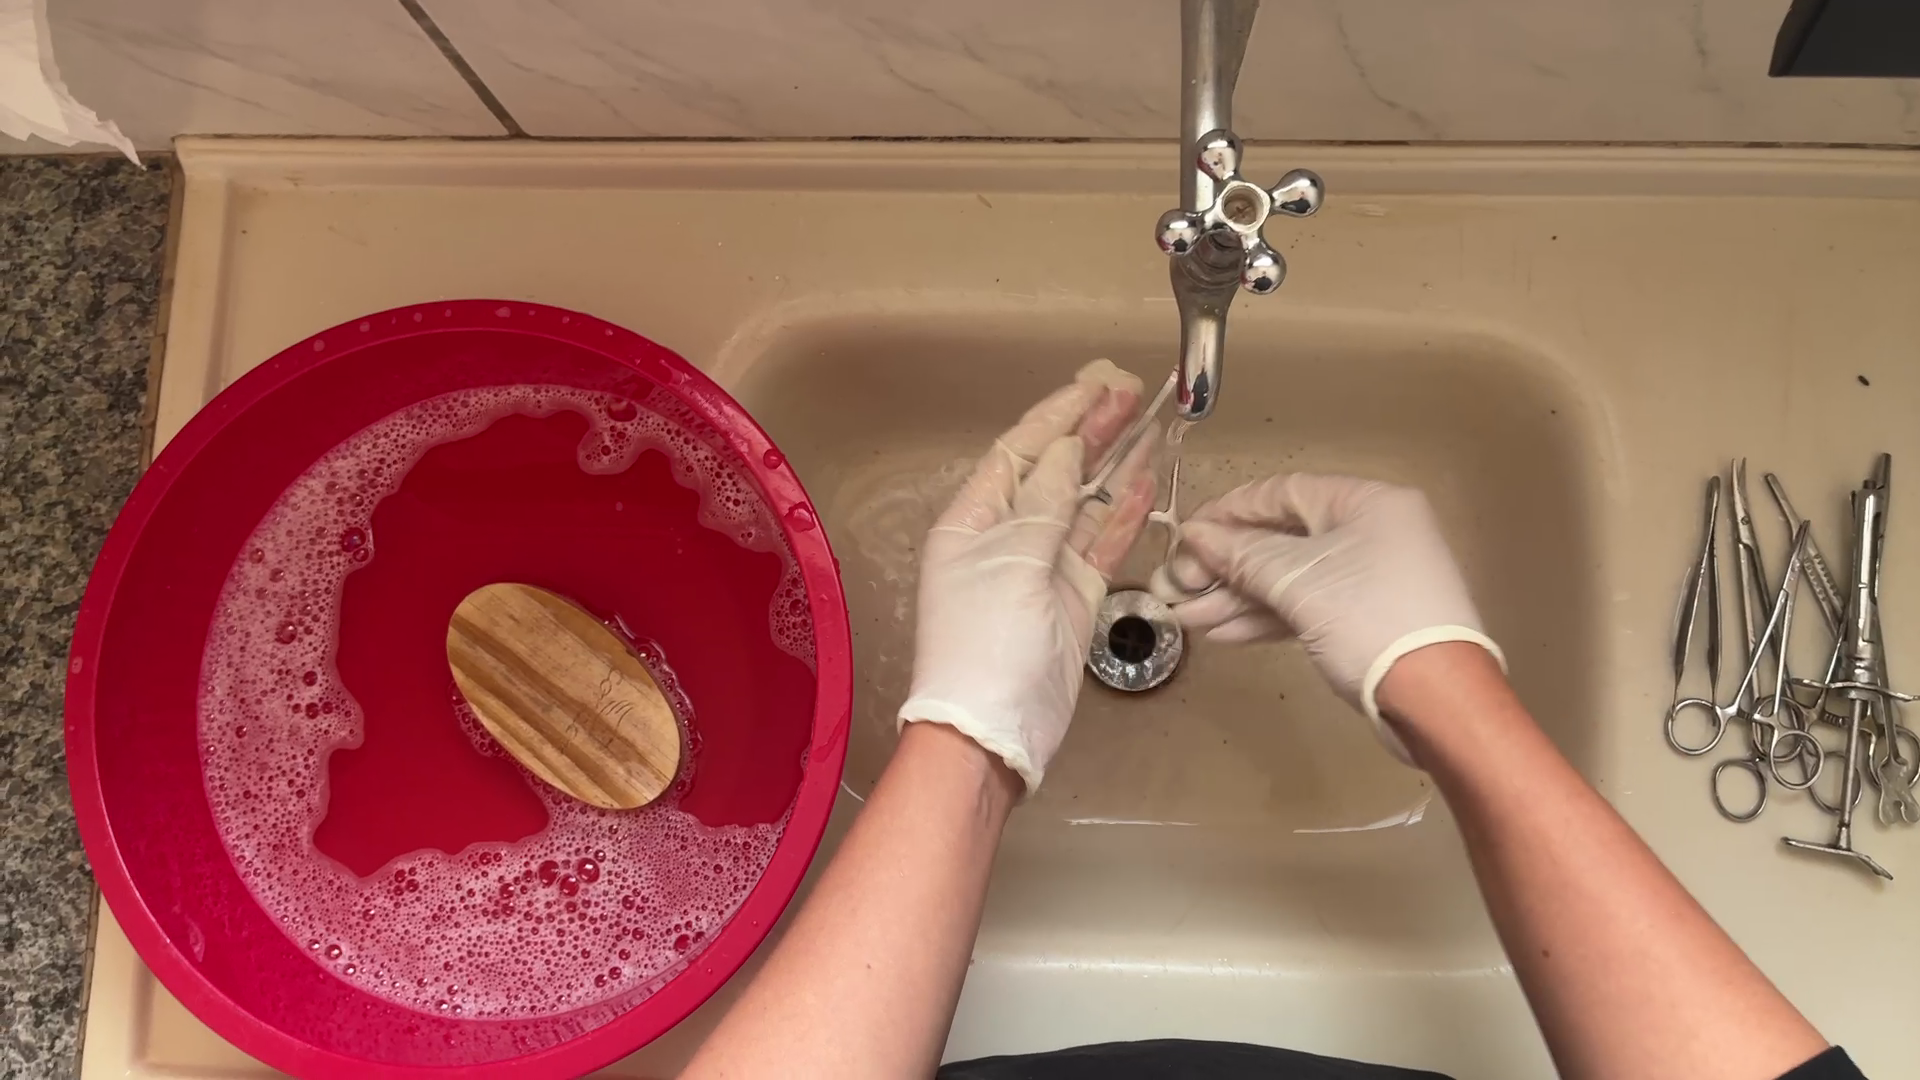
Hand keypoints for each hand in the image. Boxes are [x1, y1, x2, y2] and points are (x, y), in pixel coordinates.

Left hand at [899, 360, 1156, 792]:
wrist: (995, 727)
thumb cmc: (987, 638)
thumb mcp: (1011, 559)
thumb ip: (1044, 500)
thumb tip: (1067, 448)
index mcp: (973, 519)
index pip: (1018, 451)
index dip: (1056, 416)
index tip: (1094, 384)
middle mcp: (1007, 534)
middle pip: (1054, 470)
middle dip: (1090, 430)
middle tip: (1130, 391)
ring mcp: (1044, 564)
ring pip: (1084, 503)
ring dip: (1114, 464)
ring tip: (1147, 422)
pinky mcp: (1075, 593)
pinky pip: (1102, 543)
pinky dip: (1124, 514)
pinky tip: (1147, 481)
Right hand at [1149, 473, 1499, 762]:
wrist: (1436, 700)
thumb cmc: (1368, 619)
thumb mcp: (1297, 582)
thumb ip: (1240, 554)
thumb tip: (1193, 534)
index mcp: (1364, 503)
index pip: (1280, 493)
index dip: (1226, 513)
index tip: (1184, 535)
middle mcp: (1367, 532)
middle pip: (1277, 539)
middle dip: (1223, 567)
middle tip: (1178, 586)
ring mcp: (1364, 576)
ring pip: (1285, 577)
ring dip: (1234, 597)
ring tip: (1185, 617)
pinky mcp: (1358, 615)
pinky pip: (1300, 604)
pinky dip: (1262, 616)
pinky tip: (1220, 632)